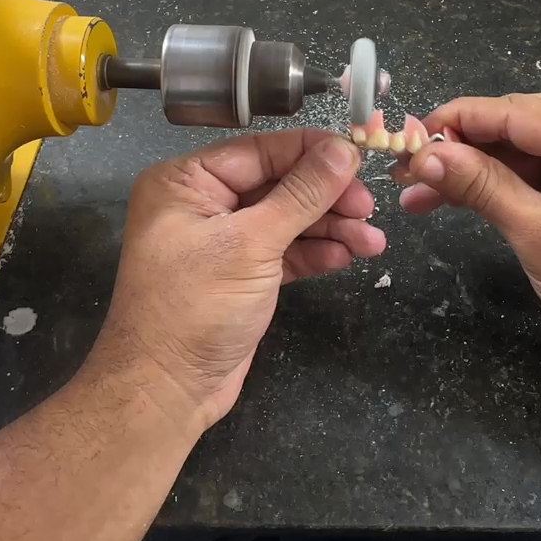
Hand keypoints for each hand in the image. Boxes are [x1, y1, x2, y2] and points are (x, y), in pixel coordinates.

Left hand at [92, 129, 384, 431]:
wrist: (167, 390)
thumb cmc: (197, 307)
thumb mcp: (252, 244)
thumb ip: (302, 194)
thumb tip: (345, 149)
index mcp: (187, 181)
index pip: (261, 151)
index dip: (314, 153)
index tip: (361, 156)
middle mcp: (203, 203)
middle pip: (279, 184)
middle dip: (327, 197)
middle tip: (369, 208)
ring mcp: (223, 240)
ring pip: (287, 219)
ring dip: (330, 228)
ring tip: (372, 242)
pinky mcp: (242, 274)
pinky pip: (284, 251)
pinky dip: (315, 252)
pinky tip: (347, 256)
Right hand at [398, 94, 540, 361]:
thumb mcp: (540, 234)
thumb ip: (482, 186)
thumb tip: (424, 155)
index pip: (515, 111)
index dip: (454, 123)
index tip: (404, 140)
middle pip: (517, 125)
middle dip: (459, 151)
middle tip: (406, 173)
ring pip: (523, 147)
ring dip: (474, 170)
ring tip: (420, 194)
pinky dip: (502, 183)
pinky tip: (459, 196)